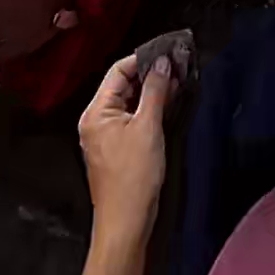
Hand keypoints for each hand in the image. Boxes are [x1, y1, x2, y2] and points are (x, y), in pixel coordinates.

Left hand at [79, 54, 174, 246]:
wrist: (127, 222)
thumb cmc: (134, 175)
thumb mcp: (148, 126)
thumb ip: (155, 89)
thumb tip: (163, 61)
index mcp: (96, 111)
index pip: (118, 70)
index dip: (143, 58)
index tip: (168, 51)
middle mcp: (97, 118)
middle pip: (124, 83)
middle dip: (151, 72)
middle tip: (177, 63)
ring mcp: (106, 132)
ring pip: (131, 98)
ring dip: (153, 88)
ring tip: (178, 77)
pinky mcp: (118, 144)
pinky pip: (133, 114)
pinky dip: (150, 105)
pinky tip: (170, 98)